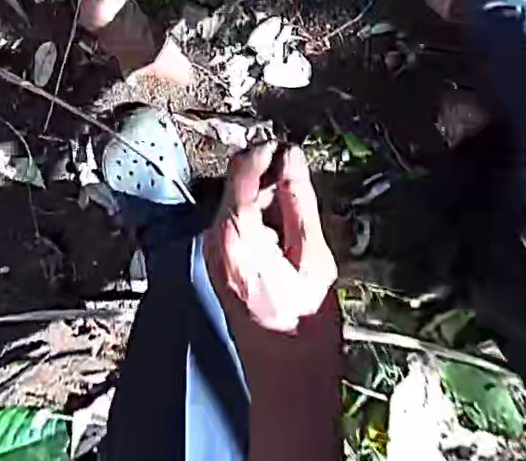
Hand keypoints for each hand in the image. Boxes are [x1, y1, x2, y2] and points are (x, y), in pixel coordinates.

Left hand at [202, 145, 341, 460]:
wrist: (287, 378)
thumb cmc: (306, 324)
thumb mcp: (313, 257)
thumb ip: (299, 203)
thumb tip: (293, 160)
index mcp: (234, 233)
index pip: (241, 170)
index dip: (266, 151)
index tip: (289, 147)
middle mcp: (214, 236)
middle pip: (235, 183)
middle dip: (266, 171)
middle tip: (298, 171)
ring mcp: (213, 250)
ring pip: (236, 200)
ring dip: (264, 192)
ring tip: (297, 200)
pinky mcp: (220, 261)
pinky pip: (236, 221)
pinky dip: (259, 213)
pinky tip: (285, 226)